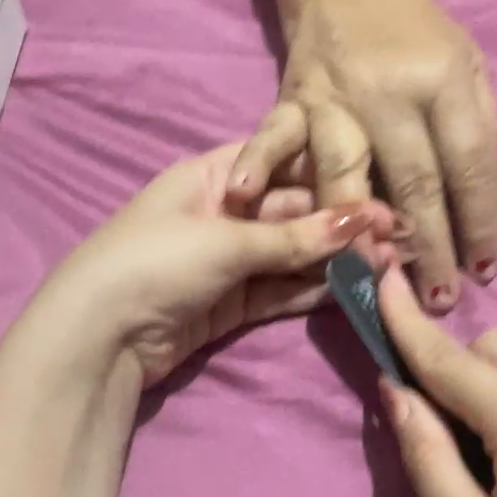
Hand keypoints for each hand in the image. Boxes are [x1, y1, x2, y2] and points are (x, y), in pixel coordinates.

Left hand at [41, 143, 400, 386]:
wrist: (100, 335)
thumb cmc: (156, 262)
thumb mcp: (227, 241)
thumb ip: (296, 235)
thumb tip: (362, 220)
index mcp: (214, 176)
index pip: (281, 161)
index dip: (330, 175)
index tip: (379, 188)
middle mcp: (225, 212)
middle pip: (292, 212)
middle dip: (341, 223)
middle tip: (397, 234)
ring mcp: (228, 260)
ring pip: (291, 254)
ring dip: (334, 259)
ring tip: (387, 262)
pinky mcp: (231, 303)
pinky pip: (279, 289)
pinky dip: (311, 288)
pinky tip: (352, 286)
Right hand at [229, 0, 496, 313]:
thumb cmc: (413, 31)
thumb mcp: (468, 63)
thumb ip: (481, 127)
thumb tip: (482, 203)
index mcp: (443, 80)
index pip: (469, 164)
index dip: (480, 222)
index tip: (484, 271)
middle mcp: (389, 93)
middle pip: (414, 183)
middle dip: (428, 249)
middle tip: (438, 301)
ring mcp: (334, 99)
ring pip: (347, 175)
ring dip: (356, 233)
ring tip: (369, 280)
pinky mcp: (291, 101)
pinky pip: (273, 138)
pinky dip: (256, 165)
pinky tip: (243, 197)